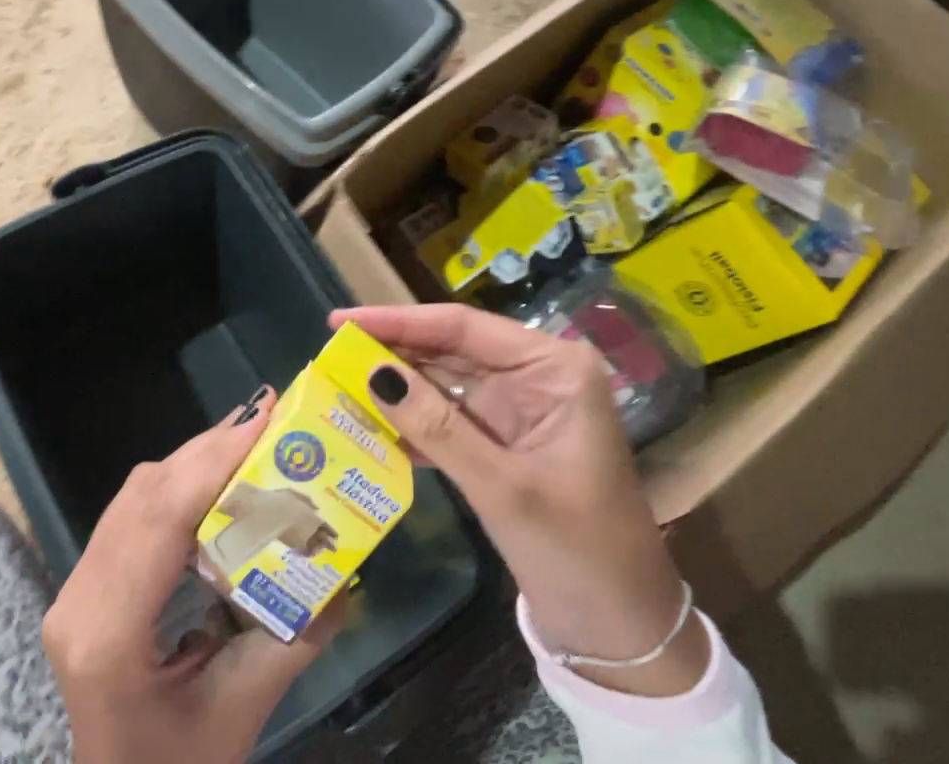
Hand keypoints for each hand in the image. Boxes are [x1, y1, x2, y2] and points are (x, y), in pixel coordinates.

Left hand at [43, 389, 342, 762]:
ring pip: (133, 498)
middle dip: (209, 450)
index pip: (159, 518)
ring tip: (252, 440)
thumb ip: (294, 638)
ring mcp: (73, 591)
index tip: (265, 422)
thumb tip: (346, 576)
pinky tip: (214, 480)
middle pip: (144, 495)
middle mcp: (79, 599)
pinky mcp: (84, 588)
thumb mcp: (242, 709)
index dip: (211, 460)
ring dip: (192, 463)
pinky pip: (129, 517)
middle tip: (271, 420)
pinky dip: (175, 488)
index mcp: (109, 633)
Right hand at [332, 304, 709, 696]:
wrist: (619, 627)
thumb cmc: (577, 549)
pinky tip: (369, 426)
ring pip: (444, 384)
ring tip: (336, 384)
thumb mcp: (502, 486)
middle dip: (391, 352)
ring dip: (396, 388)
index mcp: (554, 369)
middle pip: (450, 349)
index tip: (339, 320)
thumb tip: (372, 374)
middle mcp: (536, 377)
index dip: (398, 321)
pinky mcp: (504, 443)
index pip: (464, 327)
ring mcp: (519, 410)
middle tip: (329, 354)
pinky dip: (412, 423)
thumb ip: (436, 426)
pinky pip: (448, 419)